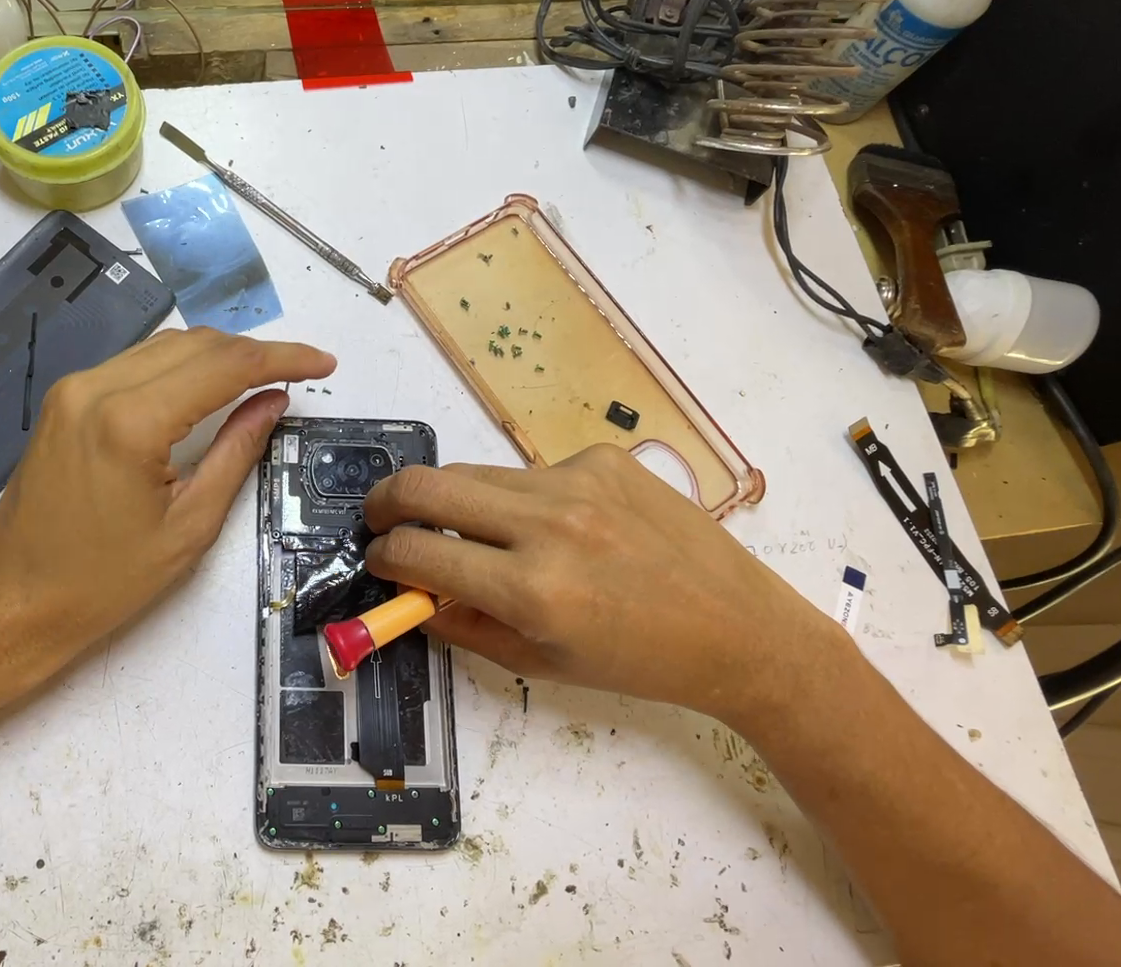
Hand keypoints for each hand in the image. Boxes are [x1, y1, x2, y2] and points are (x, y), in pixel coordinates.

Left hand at [0, 327, 335, 692]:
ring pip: (164, 347)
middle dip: (254, 353)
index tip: (324, 363)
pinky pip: (135, 364)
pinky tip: (206, 387)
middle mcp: (96, 387)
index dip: (282, 358)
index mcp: (130, 421)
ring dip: (217, 355)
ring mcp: (73, 389)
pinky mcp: (63, 400)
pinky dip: (179, 368)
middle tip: (299, 374)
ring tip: (261, 380)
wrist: (13, 603)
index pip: (224, 365)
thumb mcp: (189, 526)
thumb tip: (273, 401)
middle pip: (195, 344)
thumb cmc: (105, 583)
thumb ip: (237, 452)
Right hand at [362, 444, 848, 725]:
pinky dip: (519, 498)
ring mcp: (577, 480)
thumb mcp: (537, 662)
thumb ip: (460, 623)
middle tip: (382, 518)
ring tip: (480, 533)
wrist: (741, 629)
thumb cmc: (635, 662)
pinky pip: (527, 471)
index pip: (415, 553)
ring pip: (472, 474)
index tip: (379, 561)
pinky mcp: (601, 458)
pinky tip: (560, 526)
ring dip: (455, 503)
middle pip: (425, 485)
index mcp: (532, 590)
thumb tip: (408, 590)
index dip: (382, 557)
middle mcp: (549, 524)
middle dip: (385, 502)